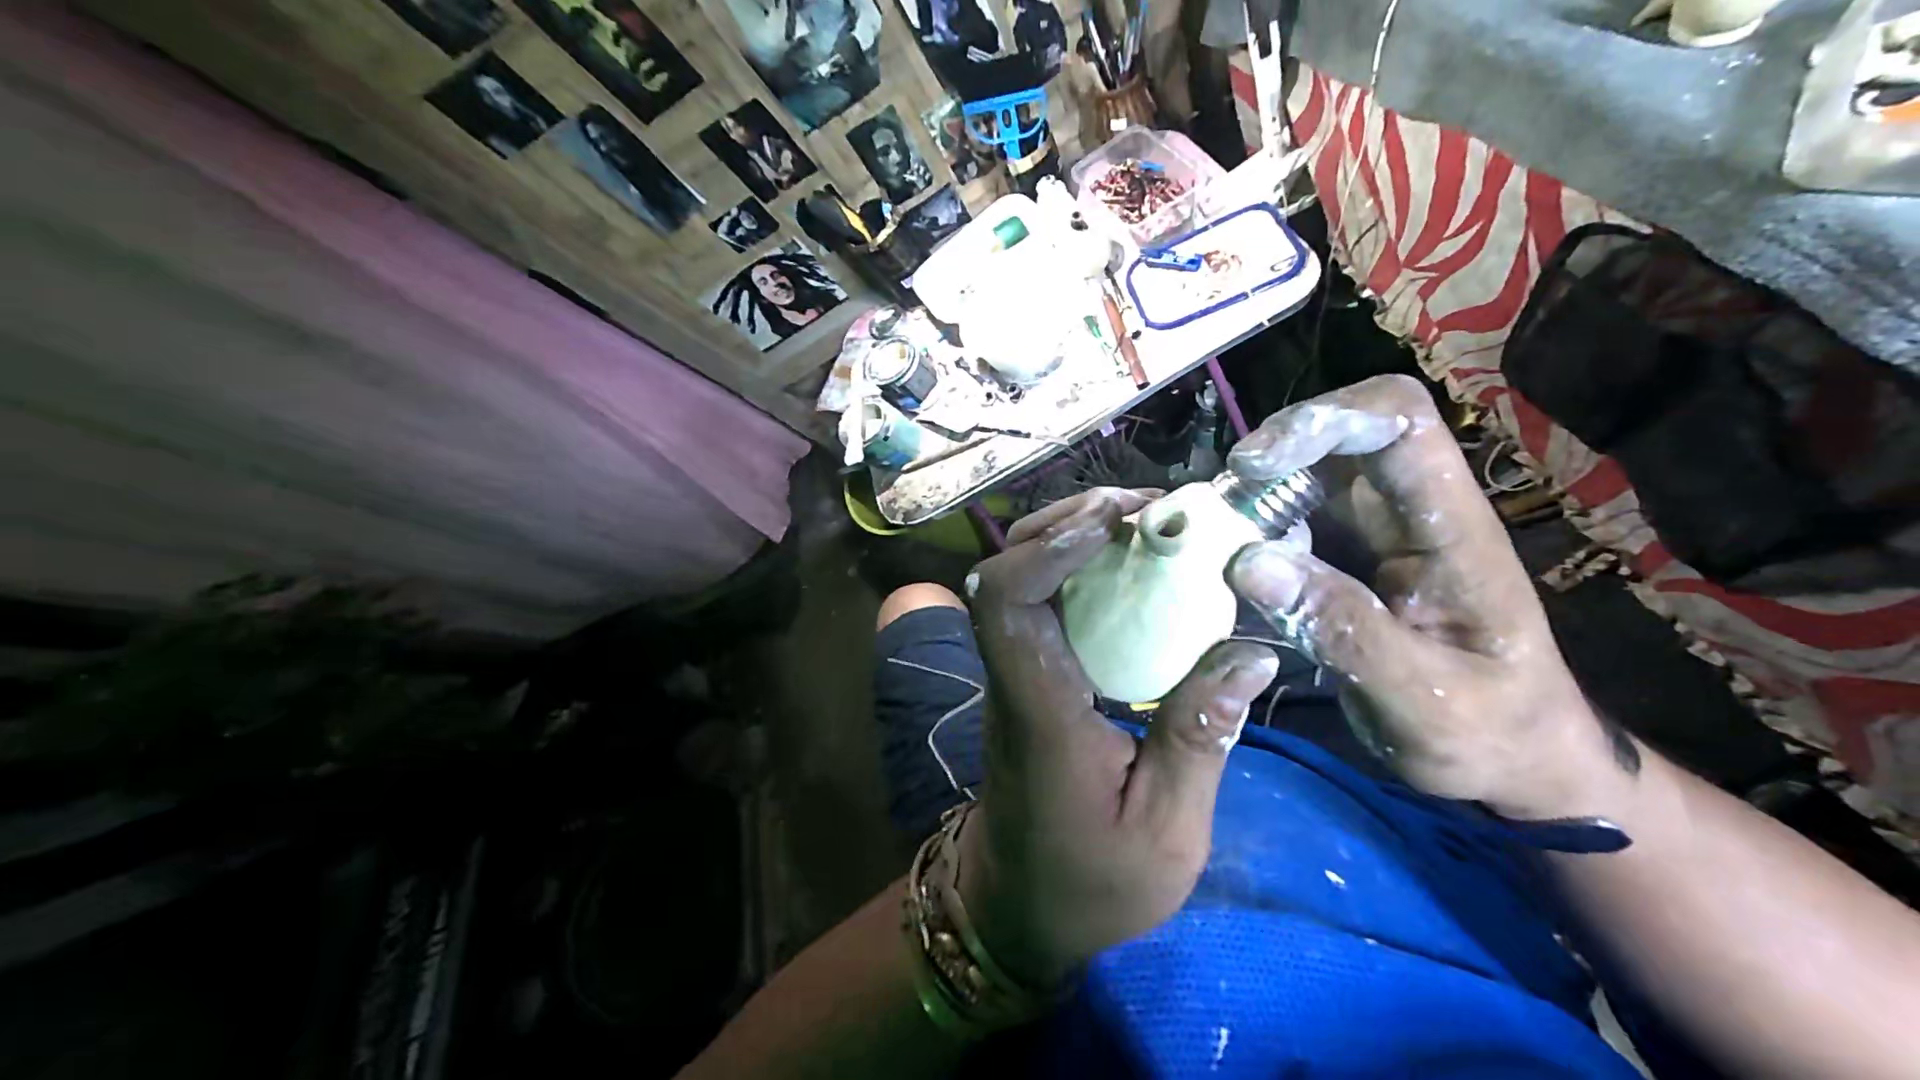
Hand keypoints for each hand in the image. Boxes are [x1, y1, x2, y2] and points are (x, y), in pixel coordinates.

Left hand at [958, 488, 1279, 986]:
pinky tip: (1136, 570)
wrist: (1020, 907)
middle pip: (1006, 572)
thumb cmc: (1091, 883)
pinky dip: (1084, 570)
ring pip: (1022, 578)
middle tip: (1150, 513)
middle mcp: (1014, 677)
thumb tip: (1249, 652)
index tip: (1115, 526)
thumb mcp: (1165, 831)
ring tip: (1150, 527)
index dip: (1049, 549)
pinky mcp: (1030, 678)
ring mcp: (1016, 674)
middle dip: (1070, 523)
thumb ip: (1200, 738)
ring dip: (1077, 537)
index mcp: (1039, 711)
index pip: (1006, 602)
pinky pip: (1044, 602)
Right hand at [1225, 375, 1634, 818]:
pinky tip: (1221, 569)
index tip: (1251, 465)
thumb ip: (1342, 630)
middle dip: (1270, 458)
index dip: (1323, 419)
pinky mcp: (1344, 563)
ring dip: (1250, 499)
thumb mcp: (1421, 700)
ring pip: (1304, 478)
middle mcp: (1408, 516)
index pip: (1399, 425)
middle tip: (1215, 506)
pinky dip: (1247, 534)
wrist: (1519, 762)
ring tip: (1205, 541)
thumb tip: (1246, 562)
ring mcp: (1374, 537)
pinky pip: (1287, 523)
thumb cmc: (1492, 734)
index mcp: (1450, 530)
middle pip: (1340, 437)